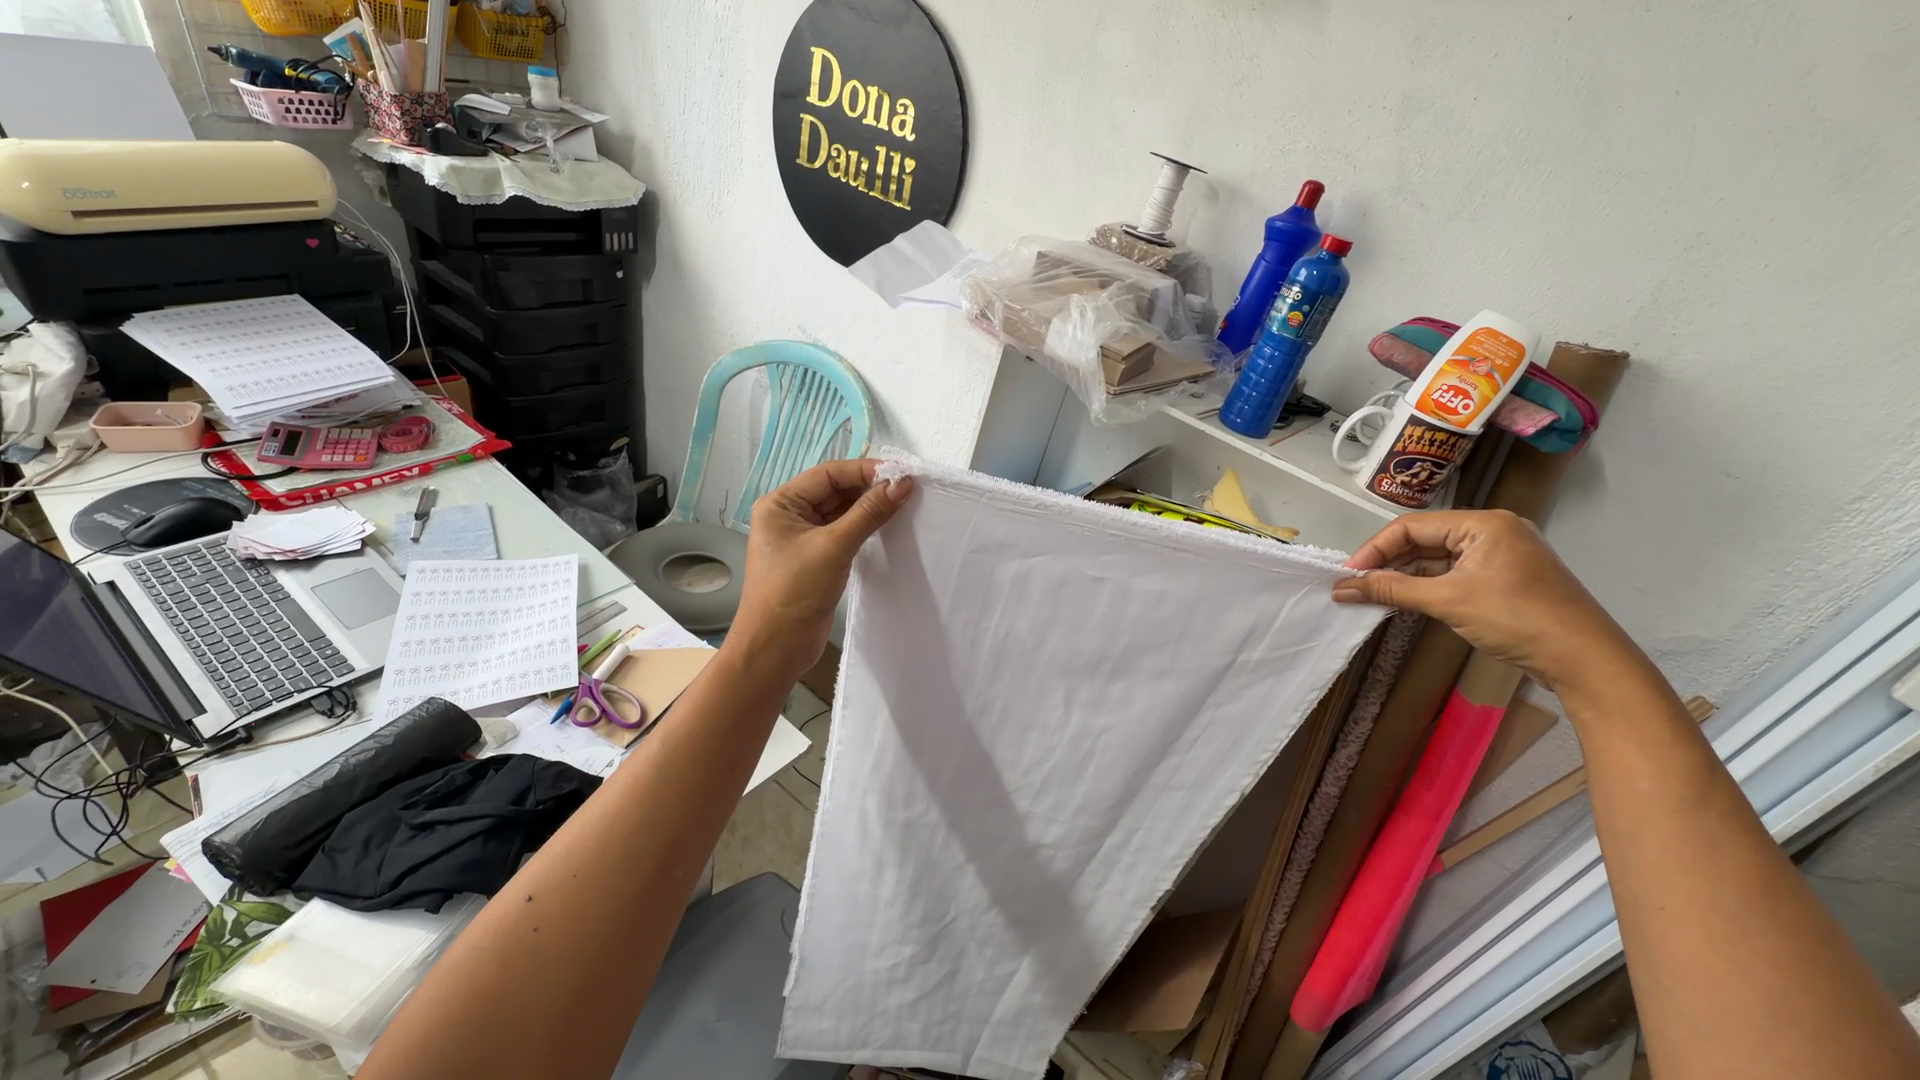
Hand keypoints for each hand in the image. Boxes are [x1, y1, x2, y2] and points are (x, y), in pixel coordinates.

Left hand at [732, 459, 913, 677]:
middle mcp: (789, 516)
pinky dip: (865, 528)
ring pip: (841, 512)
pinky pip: (844, 533)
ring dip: (869, 508)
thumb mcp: (834, 547)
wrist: (776, 647)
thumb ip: (869, 513)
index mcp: (781, 504)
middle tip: (908, 488)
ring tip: (904, 503)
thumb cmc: (794, 591)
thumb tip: (902, 485)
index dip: (864, 471)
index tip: (901, 473)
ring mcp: (803, 538)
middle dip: (869, 488)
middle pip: (835, 490)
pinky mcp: (817, 559)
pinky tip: (888, 526)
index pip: (828, 474)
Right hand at [1332, 510, 1641, 691]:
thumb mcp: (1448, 602)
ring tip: (1374, 594)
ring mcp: (1503, 554)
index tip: (1348, 574)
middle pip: (1426, 538)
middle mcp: (1494, 530)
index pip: (1413, 526)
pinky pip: (1457, 572)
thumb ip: (1392, 590)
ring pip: (1440, 557)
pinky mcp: (1507, 578)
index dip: (1376, 549)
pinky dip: (1430, 584)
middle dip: (1389, 562)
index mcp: (1483, 523)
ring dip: (1407, 575)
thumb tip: (1343, 587)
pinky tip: (1408, 599)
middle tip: (1356, 585)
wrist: (1585, 658)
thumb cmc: (1516, 619)